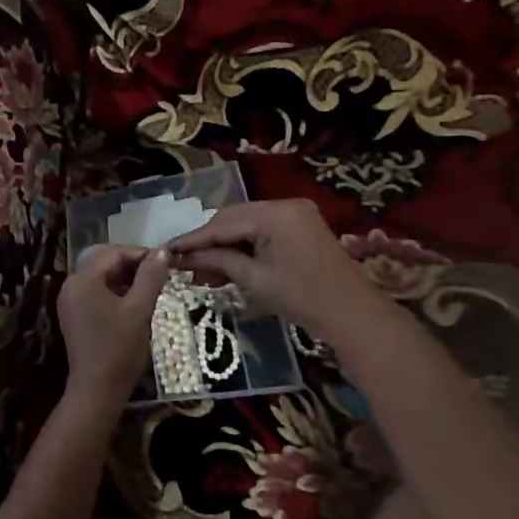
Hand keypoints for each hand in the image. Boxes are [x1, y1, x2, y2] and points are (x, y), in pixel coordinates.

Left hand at [58, 245, 169, 403]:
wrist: (97, 388)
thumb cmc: (119, 347)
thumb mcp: (139, 309)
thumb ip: (151, 277)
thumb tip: (163, 251)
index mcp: (82, 280)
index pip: (112, 252)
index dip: (140, 254)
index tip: (166, 263)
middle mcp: (70, 286)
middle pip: (104, 262)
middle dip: (133, 265)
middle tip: (161, 276)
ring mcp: (69, 301)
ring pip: (100, 278)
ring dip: (125, 279)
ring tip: (152, 289)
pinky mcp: (74, 315)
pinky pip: (95, 293)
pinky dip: (115, 292)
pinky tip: (135, 303)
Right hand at [167, 199, 391, 341]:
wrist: (352, 313)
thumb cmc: (301, 296)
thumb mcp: (253, 278)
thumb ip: (217, 260)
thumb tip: (182, 257)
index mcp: (275, 214)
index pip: (221, 224)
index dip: (191, 240)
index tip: (166, 251)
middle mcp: (284, 205)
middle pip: (231, 219)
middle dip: (206, 243)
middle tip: (184, 266)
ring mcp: (294, 215)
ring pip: (243, 226)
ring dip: (222, 247)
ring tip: (201, 273)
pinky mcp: (299, 227)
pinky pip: (260, 232)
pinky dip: (241, 248)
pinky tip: (224, 267)